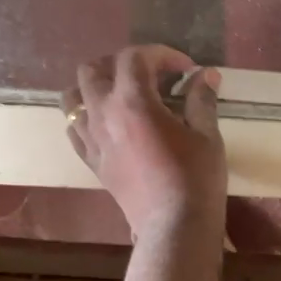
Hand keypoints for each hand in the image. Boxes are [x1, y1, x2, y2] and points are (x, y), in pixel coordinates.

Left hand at [63, 46, 224, 243]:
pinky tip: (109, 126)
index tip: (186, 69)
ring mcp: (92, 139)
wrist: (174, 226)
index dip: (161, 55)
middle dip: (121, 64)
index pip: (135, 58)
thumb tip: (207, 75)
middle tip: (150, 76)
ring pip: (73, 97)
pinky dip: (86, 119)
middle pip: (93, 69)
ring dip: (95, 88)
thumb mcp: (207, 135)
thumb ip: (202, 100)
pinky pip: (74, 130)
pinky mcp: (92, 162)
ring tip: (121, 96)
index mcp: (133, 101)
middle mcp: (103, 113)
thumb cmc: (196, 179)